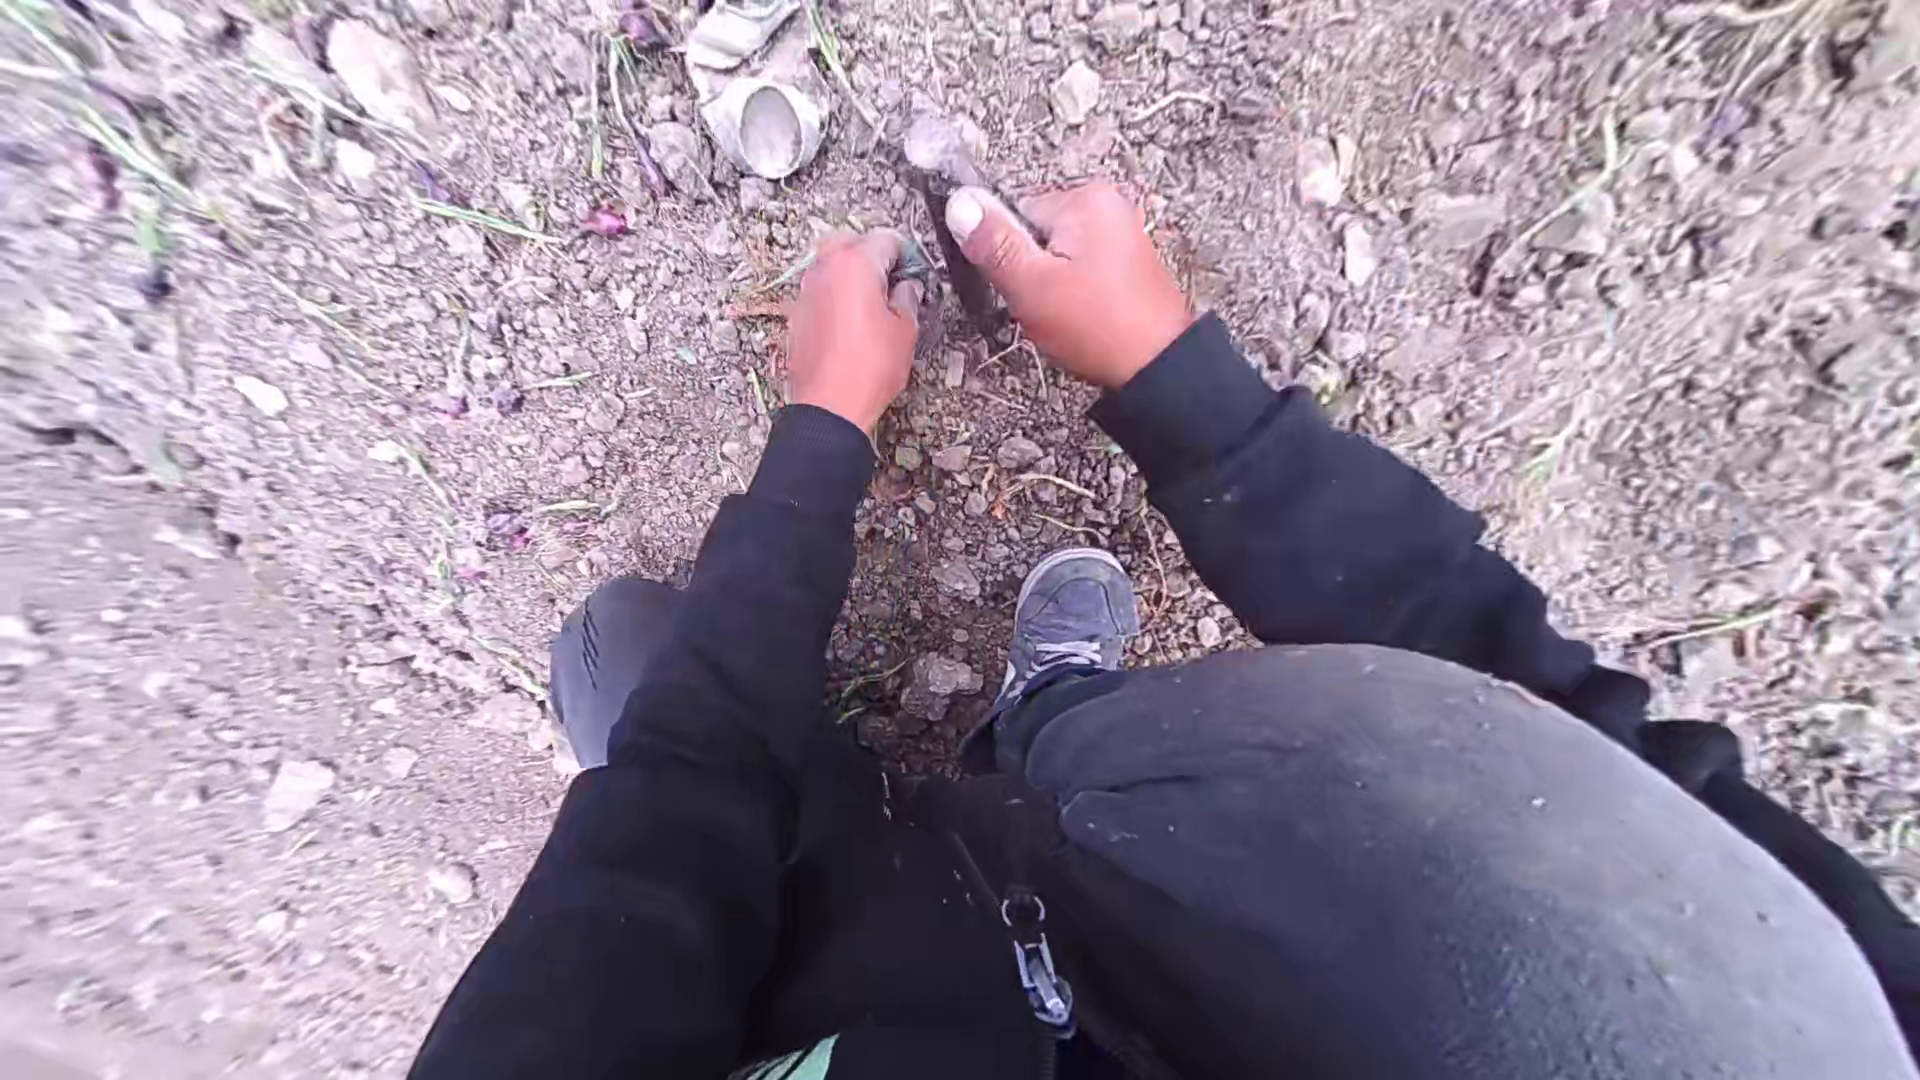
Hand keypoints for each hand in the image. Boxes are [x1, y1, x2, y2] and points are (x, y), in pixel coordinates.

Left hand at [785, 230, 923, 433]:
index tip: (915, 274)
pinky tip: (853, 324)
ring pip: (833, 266)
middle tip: (895, 285)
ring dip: (854, 277)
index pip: (887, 239)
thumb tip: (907, 289)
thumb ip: (908, 300)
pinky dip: (838, 297)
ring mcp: (806, 291)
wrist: (830, 407)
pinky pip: (821, 292)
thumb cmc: (867, 370)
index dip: (907, 256)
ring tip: (875, 307)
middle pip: (853, 244)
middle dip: (875, 259)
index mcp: (855, 264)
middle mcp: (824, 268)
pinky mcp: (797, 315)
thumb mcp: (904, 333)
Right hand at [945, 183, 1191, 388]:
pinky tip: (1082, 319)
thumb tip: (959, 204)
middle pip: (1037, 236)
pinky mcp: (1127, 266)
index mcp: (1086, 199)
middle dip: (1032, 275)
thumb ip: (993, 244)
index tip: (1021, 287)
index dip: (1008, 258)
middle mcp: (1109, 207)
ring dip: (1052, 290)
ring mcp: (1122, 237)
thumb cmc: (1098, 328)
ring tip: (1068, 317)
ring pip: (1058, 260)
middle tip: (1047, 307)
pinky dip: (1074, 297)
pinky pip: (1081, 273)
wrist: (1155, 367)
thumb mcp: (1031, 286)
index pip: (1015, 214)